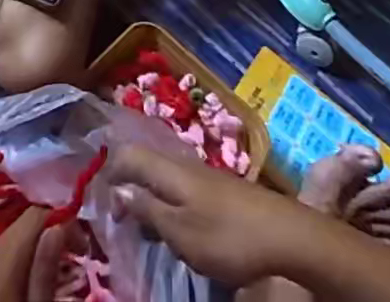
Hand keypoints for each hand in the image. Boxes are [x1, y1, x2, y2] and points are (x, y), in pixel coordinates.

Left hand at [0, 206, 71, 301]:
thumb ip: (45, 271)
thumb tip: (59, 225)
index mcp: (2, 257)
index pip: (36, 213)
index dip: (63, 218)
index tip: (83, 243)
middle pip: (20, 225)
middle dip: (48, 230)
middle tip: (73, 253)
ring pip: (8, 240)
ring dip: (32, 244)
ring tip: (53, 265)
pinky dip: (15, 258)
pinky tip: (26, 277)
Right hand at [104, 144, 313, 285]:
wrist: (288, 236)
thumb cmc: (227, 236)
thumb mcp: (179, 231)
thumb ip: (146, 209)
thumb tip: (116, 190)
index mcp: (169, 169)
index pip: (128, 154)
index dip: (110, 172)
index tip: (102, 200)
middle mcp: (184, 163)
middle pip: (146, 162)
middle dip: (128, 183)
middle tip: (120, 215)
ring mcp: (205, 174)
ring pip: (165, 175)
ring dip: (150, 195)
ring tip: (146, 225)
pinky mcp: (221, 189)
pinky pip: (183, 187)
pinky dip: (171, 202)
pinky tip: (178, 225)